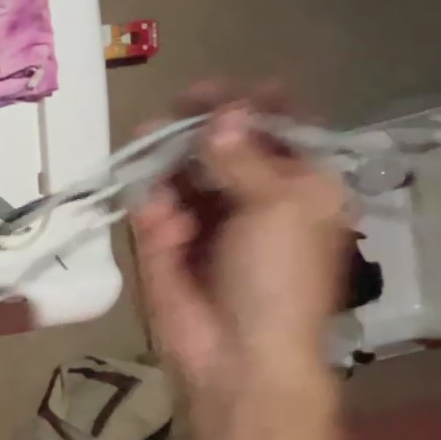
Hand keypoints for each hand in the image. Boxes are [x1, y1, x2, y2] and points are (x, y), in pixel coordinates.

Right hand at [130, 103, 347, 400]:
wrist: (234, 349)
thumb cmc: (279, 277)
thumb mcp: (279, 207)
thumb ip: (244, 156)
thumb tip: (220, 114)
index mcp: (298, 185)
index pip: (279, 129)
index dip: (255, 104)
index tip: (224, 90)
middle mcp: (250, 193)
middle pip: (222, 143)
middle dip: (200, 123)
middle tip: (178, 107)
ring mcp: (201, 215)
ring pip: (179, 167)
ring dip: (165, 151)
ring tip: (148, 138)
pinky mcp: (159, 237)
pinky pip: (149, 201)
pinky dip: (145, 191)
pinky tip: (142, 185)